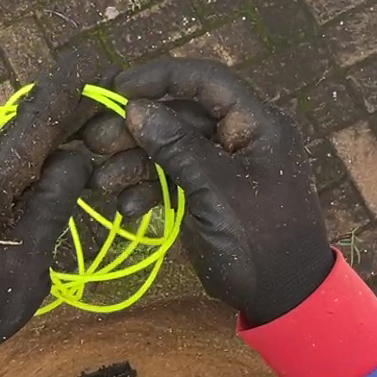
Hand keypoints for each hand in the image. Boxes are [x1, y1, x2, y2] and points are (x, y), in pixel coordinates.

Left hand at [0, 62, 93, 355]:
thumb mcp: (25, 261)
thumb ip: (50, 206)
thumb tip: (76, 157)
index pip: (31, 126)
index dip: (64, 93)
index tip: (91, 62)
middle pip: (28, 123)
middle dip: (69, 101)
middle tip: (111, 82)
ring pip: (24, 137)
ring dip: (61, 123)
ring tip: (102, 109)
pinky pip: (19, 156)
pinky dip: (48, 146)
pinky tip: (75, 144)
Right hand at [84, 58, 333, 324]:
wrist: (282, 299)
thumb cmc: (259, 240)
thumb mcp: (217, 190)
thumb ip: (177, 146)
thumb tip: (137, 108)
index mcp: (255, 124)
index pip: (205, 81)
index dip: (160, 78)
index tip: (117, 88)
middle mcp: (236, 137)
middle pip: (179, 115)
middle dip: (135, 127)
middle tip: (94, 140)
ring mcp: (219, 167)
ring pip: (168, 148)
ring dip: (133, 161)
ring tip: (99, 179)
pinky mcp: (204, 193)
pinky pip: (170, 178)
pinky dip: (146, 189)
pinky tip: (125, 207)